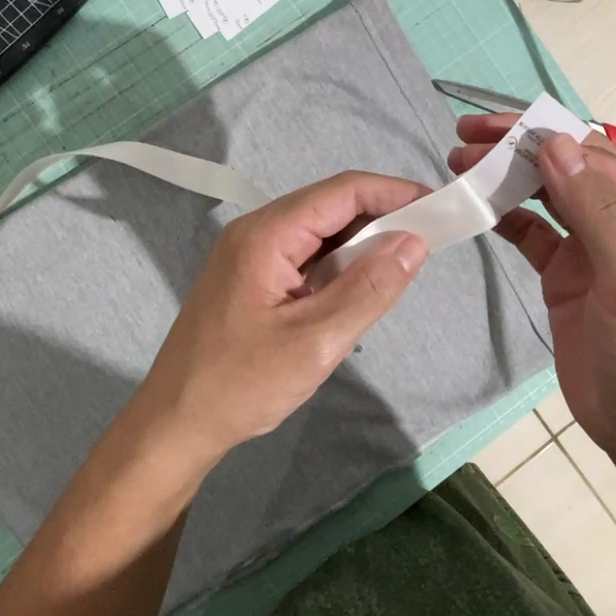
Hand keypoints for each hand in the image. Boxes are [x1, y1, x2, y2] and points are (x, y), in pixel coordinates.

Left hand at [133, 171, 431, 462]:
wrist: (175, 422)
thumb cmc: (241, 384)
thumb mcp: (315, 341)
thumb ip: (368, 289)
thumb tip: (415, 242)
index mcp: (265, 235)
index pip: (341, 192)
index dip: (394, 193)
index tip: (441, 208)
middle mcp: (255, 233)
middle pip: (329, 208)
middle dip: (381, 218)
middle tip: (430, 243)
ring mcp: (249, 256)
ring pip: (317, 234)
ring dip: (359, 246)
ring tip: (400, 269)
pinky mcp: (249, 281)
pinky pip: (302, 259)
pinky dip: (336, 268)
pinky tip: (357, 291)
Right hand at [449, 115, 615, 469]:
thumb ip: (597, 211)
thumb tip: (553, 143)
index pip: (602, 162)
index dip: (547, 141)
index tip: (490, 133)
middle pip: (573, 171)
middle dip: (521, 150)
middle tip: (463, 137)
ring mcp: (599, 251)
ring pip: (550, 198)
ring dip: (509, 178)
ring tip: (459, 163)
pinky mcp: (570, 277)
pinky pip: (535, 235)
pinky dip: (507, 218)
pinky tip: (478, 206)